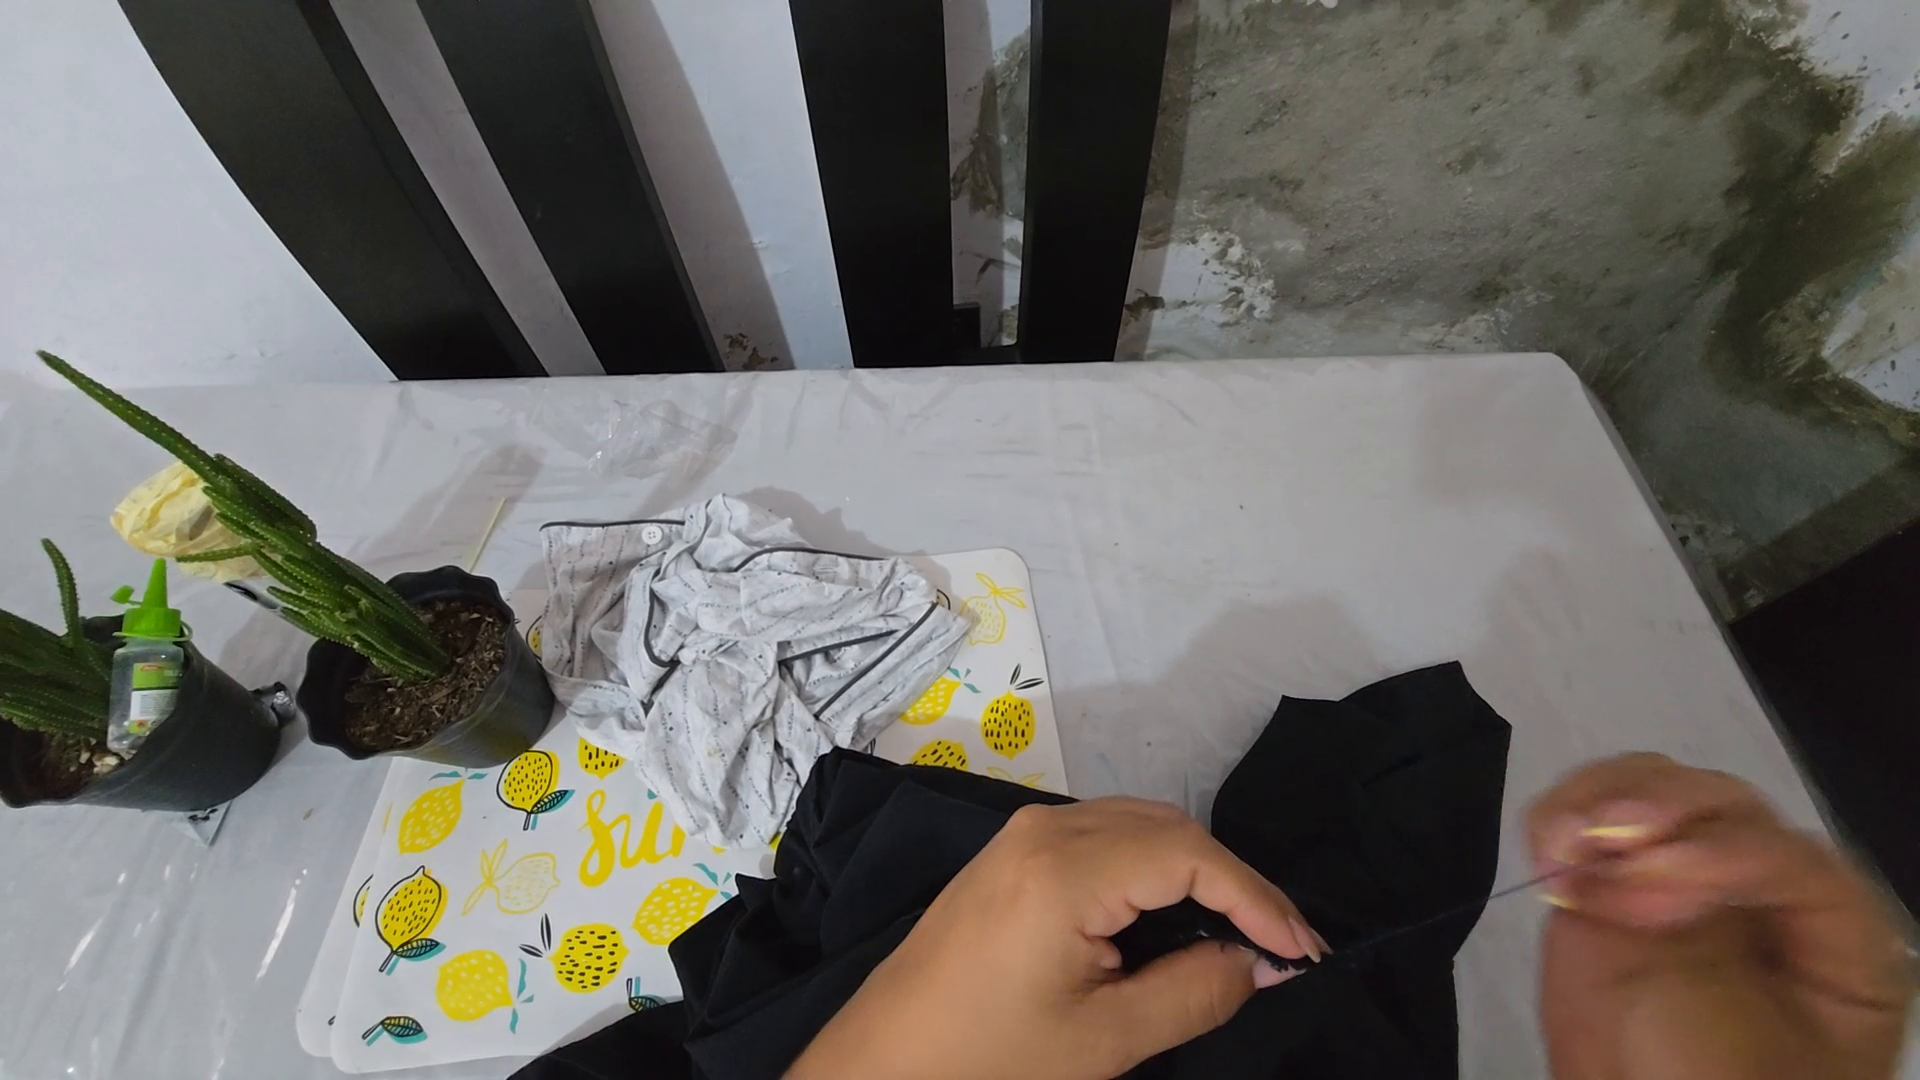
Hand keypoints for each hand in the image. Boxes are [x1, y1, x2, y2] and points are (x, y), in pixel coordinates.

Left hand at [786, 797, 1325, 1079]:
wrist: (889, 1055)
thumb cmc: (993, 1056)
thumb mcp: (1105, 1038)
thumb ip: (1194, 991)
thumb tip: (1259, 961)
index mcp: (1065, 866)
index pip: (1186, 853)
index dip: (1254, 896)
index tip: (1303, 951)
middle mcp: (1046, 827)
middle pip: (1163, 826)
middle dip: (1228, 878)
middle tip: (1278, 942)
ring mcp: (1026, 830)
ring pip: (1135, 823)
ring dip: (1191, 866)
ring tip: (1236, 927)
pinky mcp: (1017, 846)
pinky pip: (1102, 833)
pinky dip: (1149, 862)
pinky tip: (1169, 907)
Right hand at [1530, 753, 1911, 1079]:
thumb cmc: (1697, 1078)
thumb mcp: (1739, 1030)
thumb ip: (1707, 935)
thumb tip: (1637, 854)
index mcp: (1828, 938)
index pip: (1798, 858)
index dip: (1727, 857)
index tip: (1649, 896)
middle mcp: (1755, 888)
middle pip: (1722, 802)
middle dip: (1655, 811)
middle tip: (1601, 846)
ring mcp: (1671, 869)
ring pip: (1648, 782)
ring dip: (1594, 800)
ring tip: (1560, 846)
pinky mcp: (1600, 865)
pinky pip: (1580, 807)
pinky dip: (1554, 814)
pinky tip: (1546, 851)